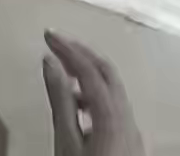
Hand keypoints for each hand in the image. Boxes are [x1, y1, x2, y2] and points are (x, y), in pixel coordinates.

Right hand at [41, 31, 145, 155]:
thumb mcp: (66, 144)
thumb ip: (60, 100)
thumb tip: (49, 60)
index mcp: (113, 113)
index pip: (89, 68)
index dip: (67, 47)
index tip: (46, 35)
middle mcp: (128, 116)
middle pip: (107, 71)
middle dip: (81, 53)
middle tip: (56, 43)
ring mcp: (134, 132)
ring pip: (113, 89)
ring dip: (89, 74)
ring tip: (62, 73)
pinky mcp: (132, 146)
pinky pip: (115, 107)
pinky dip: (95, 95)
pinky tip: (78, 108)